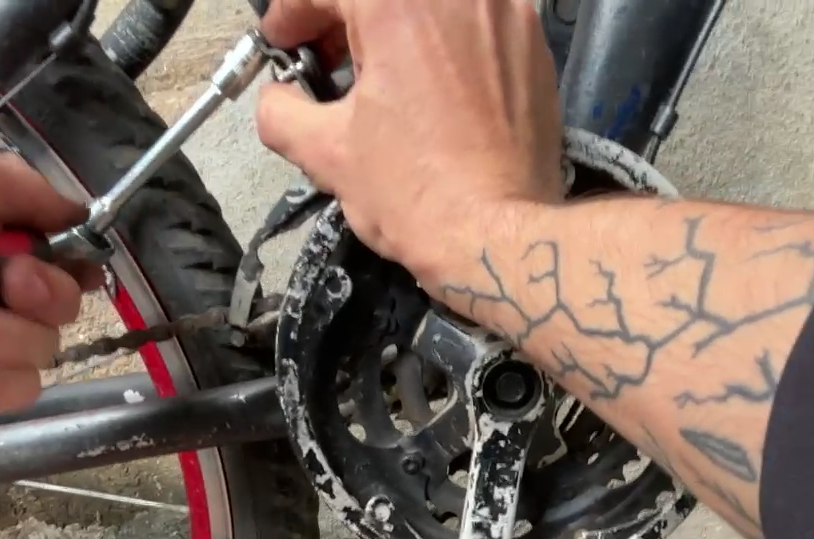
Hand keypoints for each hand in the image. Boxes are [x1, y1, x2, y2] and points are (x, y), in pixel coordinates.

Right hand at [256, 0, 563, 282]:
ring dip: (399, 32)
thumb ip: (282, 113)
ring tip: (384, 82)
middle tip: (328, 64)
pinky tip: (434, 95)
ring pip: (435, 8)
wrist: (499, 240)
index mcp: (398, 0)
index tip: (281, 45)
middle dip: (347, 20)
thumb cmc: (414, 196)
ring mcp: (507, 15)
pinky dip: (447, 48)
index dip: (292, 13)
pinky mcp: (537, 52)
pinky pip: (478, 30)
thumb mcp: (329, 155)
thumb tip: (276, 101)